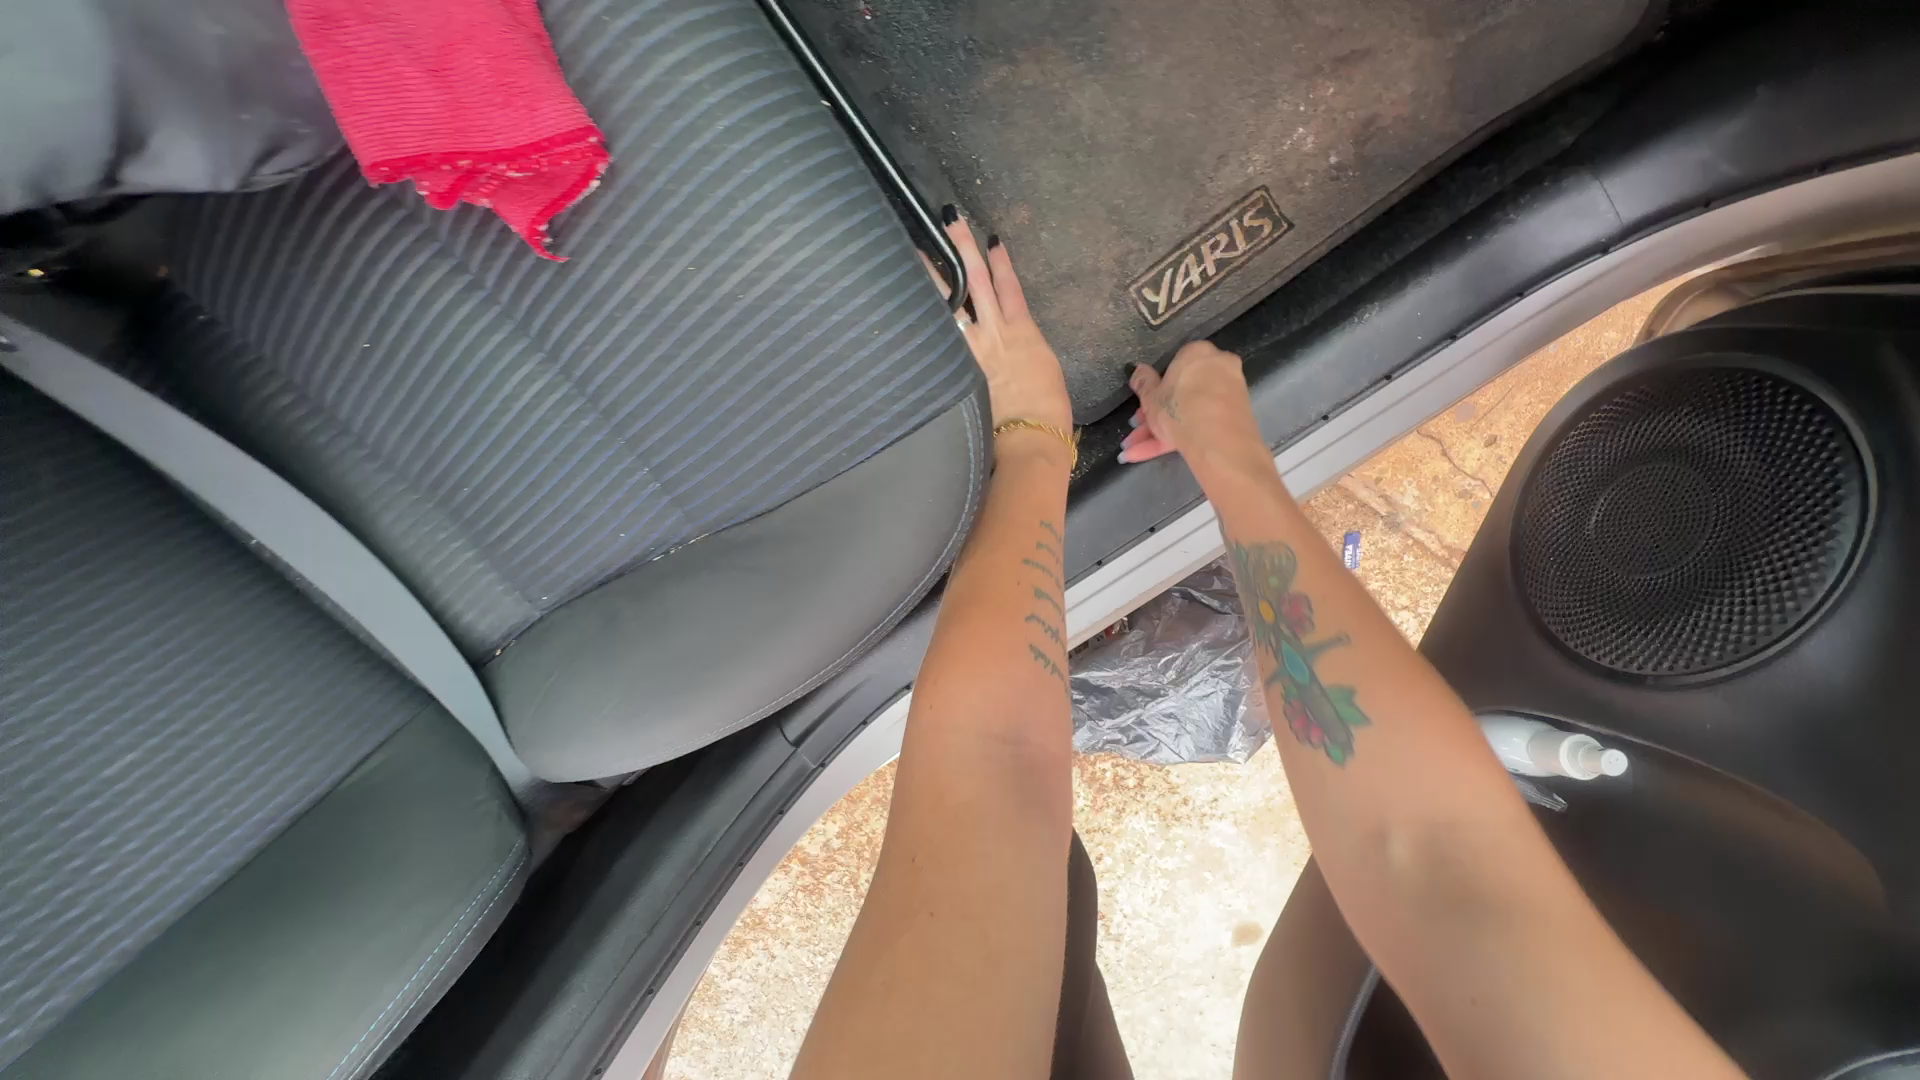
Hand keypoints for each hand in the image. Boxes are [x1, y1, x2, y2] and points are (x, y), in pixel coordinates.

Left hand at [931, 210, 1073, 431]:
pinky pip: (943, 336)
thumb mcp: (1043, 369)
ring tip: (918, 250)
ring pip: (953, 303)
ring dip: (935, 275)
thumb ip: (1025, 350)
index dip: (1000, 262)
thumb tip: (1012, 346)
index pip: (1009, 286)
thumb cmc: (1047, 408)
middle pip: (976, 282)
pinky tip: (910, 305)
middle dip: (964, 248)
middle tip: (950, 219)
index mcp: (1024, 331)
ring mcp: (974, 349)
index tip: (991, 239)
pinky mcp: (960, 368)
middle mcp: (996, 332)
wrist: (1032, 434)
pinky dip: (929, 318)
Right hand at [1119, 341, 1264, 467]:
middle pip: (1182, 392)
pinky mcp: (1234, 417)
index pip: (1174, 365)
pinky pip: (1202, 424)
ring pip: (1190, 411)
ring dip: (1161, 431)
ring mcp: (1229, 393)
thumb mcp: (1150, 397)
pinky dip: (1178, 438)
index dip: (1156, 387)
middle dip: (1156, 414)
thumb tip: (1138, 371)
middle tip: (1138, 430)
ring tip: (1135, 451)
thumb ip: (1143, 383)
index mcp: (1197, 353)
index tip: (1145, 403)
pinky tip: (1150, 455)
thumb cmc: (1179, 408)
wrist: (1218, 440)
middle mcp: (1218, 366)